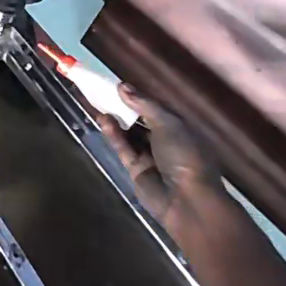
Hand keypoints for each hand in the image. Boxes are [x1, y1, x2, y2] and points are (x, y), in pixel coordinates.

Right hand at [93, 84, 222, 227]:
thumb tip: (122, 86)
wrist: (187, 200)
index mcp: (180, 127)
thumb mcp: (168, 123)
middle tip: (104, 92)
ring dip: (117, 120)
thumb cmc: (185, 154)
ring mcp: (151, 156)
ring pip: (130, 134)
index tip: (119, 86)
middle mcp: (166, 140)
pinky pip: (124, 148)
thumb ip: (144, 104)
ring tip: (99, 103)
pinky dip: (114, 135)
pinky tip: (104, 120)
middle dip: (125, 108)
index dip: (139, 98)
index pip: (156, 108)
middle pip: (141, 121)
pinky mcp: (136, 170)